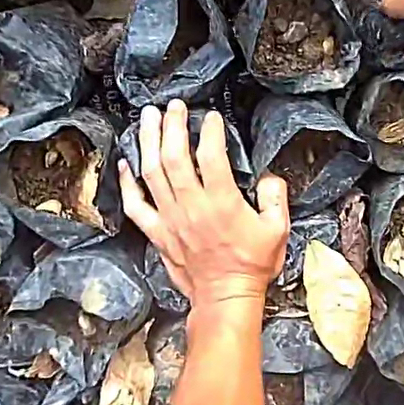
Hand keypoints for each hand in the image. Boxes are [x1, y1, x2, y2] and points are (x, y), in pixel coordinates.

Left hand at [119, 100, 290, 306]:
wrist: (226, 298)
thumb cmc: (252, 266)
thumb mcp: (278, 230)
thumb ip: (274, 197)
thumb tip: (267, 178)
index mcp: (222, 203)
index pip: (210, 156)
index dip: (210, 132)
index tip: (212, 118)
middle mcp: (192, 207)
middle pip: (174, 157)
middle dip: (172, 126)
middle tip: (174, 106)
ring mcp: (171, 219)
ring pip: (152, 173)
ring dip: (149, 142)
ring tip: (149, 118)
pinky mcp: (158, 232)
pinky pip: (136, 205)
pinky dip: (127, 183)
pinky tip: (126, 162)